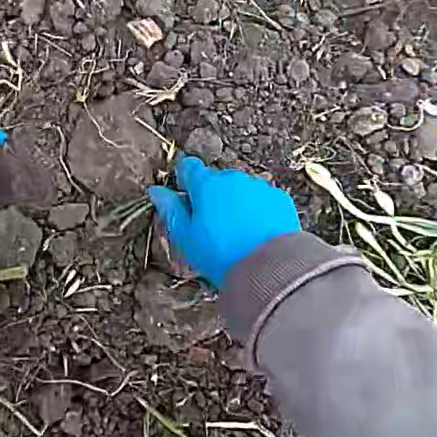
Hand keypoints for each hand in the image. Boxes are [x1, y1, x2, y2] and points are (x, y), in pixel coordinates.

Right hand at [147, 156, 301, 288]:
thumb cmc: (221, 255)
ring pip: (241, 189)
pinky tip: (255, 233)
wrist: (268, 268)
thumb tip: (157, 191)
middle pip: (217, 180)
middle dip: (212, 196)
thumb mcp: (187, 237)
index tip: (186, 193)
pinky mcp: (279, 199)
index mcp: (207, 185)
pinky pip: (263, 199)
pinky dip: (258, 210)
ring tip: (236, 233)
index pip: (189, 167)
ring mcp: (259, 187)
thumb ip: (172, 210)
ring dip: (236, 203)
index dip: (185, 179)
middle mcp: (234, 179)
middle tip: (211, 225)